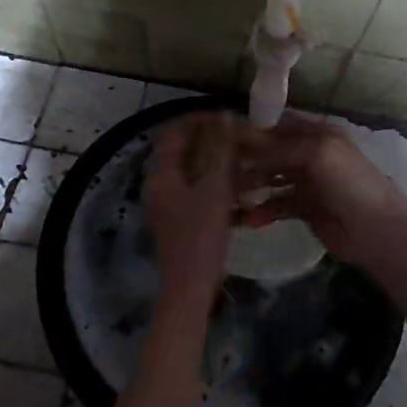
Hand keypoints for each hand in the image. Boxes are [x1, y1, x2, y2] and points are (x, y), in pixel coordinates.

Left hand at [143, 112, 239, 299]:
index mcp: (161, 175)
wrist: (190, 289)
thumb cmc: (200, 236)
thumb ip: (220, 151)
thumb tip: (224, 116)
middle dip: (212, 143)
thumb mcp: (214, 189)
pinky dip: (217, 188)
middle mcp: (160, 186)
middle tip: (242, 139)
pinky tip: (243, 193)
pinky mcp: (182, 222)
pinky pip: (199, 194)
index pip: (173, 133)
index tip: (227, 117)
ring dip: (218, 166)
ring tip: (247, 163)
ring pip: (194, 174)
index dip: (198, 120)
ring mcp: (169, 205)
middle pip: (184, 153)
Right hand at [235, 115, 406, 265]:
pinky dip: (262, 211)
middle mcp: (310, 154)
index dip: (252, 131)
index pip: (277, 125)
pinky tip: (247, 220)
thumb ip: (276, 147)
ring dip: (250, 187)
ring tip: (227, 198)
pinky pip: (276, 205)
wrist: (376, 231)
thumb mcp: (314, 155)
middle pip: (270, 153)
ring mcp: (307, 182)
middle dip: (246, 161)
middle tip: (217, 171)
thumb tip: (239, 136)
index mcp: (317, 134)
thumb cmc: (348, 184)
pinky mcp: (304, 208)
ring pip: (270, 179)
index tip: (221, 139)